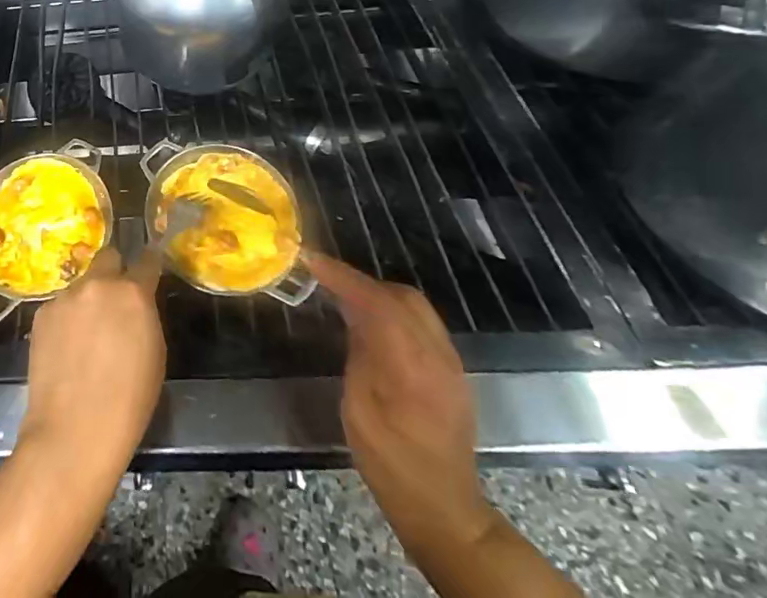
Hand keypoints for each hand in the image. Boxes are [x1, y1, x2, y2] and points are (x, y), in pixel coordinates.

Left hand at [17, 244, 165, 468]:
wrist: (74, 431)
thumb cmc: (130, 399)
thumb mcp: (155, 351)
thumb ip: (145, 315)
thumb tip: (136, 305)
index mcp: (133, 292)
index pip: (147, 260)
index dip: (150, 266)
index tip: (149, 272)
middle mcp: (98, 285)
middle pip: (109, 257)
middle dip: (115, 272)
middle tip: (114, 301)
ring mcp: (65, 298)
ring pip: (82, 284)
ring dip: (88, 299)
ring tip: (85, 335)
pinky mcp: (41, 314)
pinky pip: (61, 306)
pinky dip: (66, 318)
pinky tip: (65, 347)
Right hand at [309, 252, 494, 548]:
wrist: (444, 506)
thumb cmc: (391, 465)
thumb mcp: (358, 411)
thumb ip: (359, 354)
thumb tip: (353, 314)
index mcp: (411, 365)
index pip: (377, 303)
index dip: (343, 278)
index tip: (313, 261)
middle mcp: (438, 353)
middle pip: (401, 295)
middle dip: (363, 283)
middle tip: (328, 282)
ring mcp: (450, 359)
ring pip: (415, 305)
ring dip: (380, 295)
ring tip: (347, 299)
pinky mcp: (453, 368)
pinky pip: (423, 322)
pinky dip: (396, 312)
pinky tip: (375, 324)